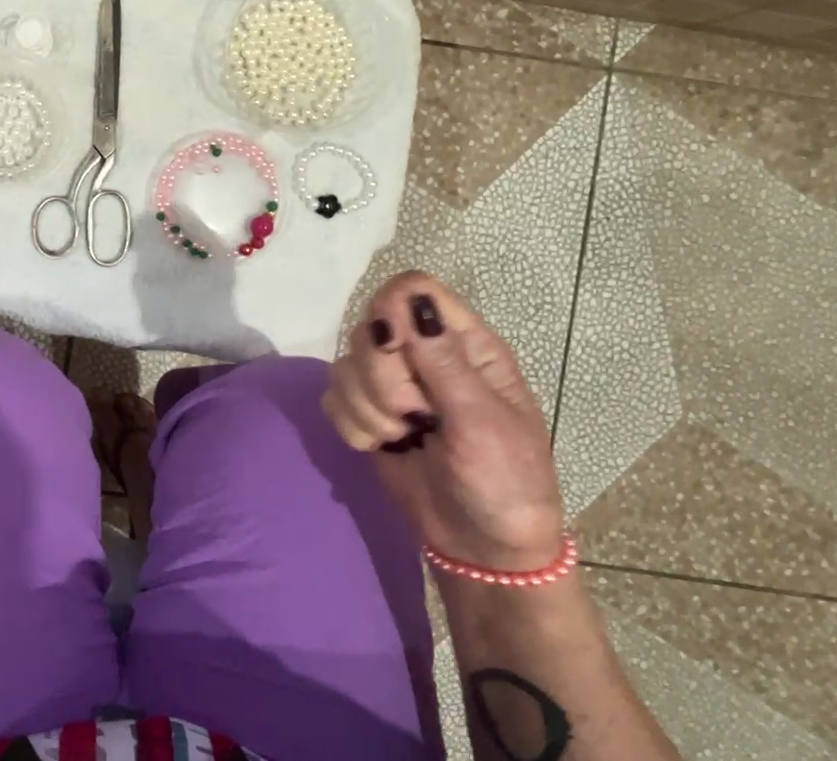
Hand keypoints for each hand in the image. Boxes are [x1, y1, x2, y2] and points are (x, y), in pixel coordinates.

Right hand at [323, 272, 564, 571]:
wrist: (482, 545)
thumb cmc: (505, 481)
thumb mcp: (483, 422)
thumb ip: (440, 360)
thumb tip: (408, 296)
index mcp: (465, 345)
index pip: (412, 290)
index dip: (393, 314)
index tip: (397, 355)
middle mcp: (424, 355)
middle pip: (369, 328)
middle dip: (381, 380)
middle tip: (415, 417)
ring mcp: (392, 384)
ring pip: (344, 366)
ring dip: (367, 410)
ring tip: (402, 438)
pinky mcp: (366, 413)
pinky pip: (332, 398)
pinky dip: (351, 426)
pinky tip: (382, 446)